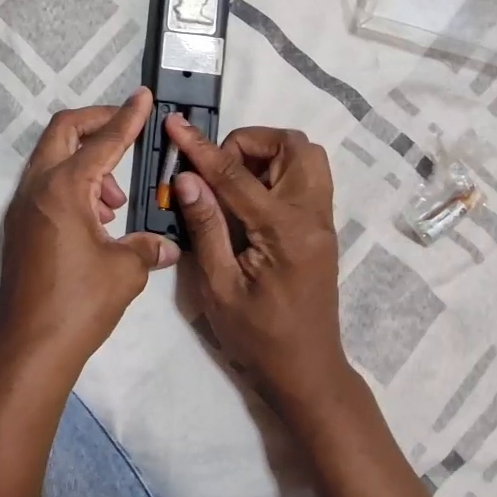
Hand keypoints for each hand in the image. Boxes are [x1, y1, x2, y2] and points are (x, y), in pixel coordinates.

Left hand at [0, 89, 180, 370]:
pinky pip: (47, 184)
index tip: (143, 97)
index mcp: (63, 188)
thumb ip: (146, 246)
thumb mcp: (125, 271)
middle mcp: (37, 186)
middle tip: (128, 132)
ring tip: (116, 201)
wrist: (29, 343)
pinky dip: (73, 184)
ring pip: (53, 158)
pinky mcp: (19, 224)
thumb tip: (166, 244)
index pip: (103, 141)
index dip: (127, 118)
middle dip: (98, 124)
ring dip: (87, 162)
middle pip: (64, 131)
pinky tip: (98, 219)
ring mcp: (22, 204)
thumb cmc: (79, 303)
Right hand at [163, 116, 355, 422]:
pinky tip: (245, 199)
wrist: (307, 374)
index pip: (237, 174)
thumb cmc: (258, 338)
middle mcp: (312, 217)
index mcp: (285, 232)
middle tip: (215, 169)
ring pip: (305, 156)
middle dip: (248, 142)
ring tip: (229, 182)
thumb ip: (205, 226)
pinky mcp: (320, 228)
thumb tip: (187, 177)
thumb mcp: (218, 287)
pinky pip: (305, 177)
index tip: (175, 123)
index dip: (201, 146)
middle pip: (292, 146)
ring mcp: (322, 221)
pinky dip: (274, 171)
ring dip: (264, 154)